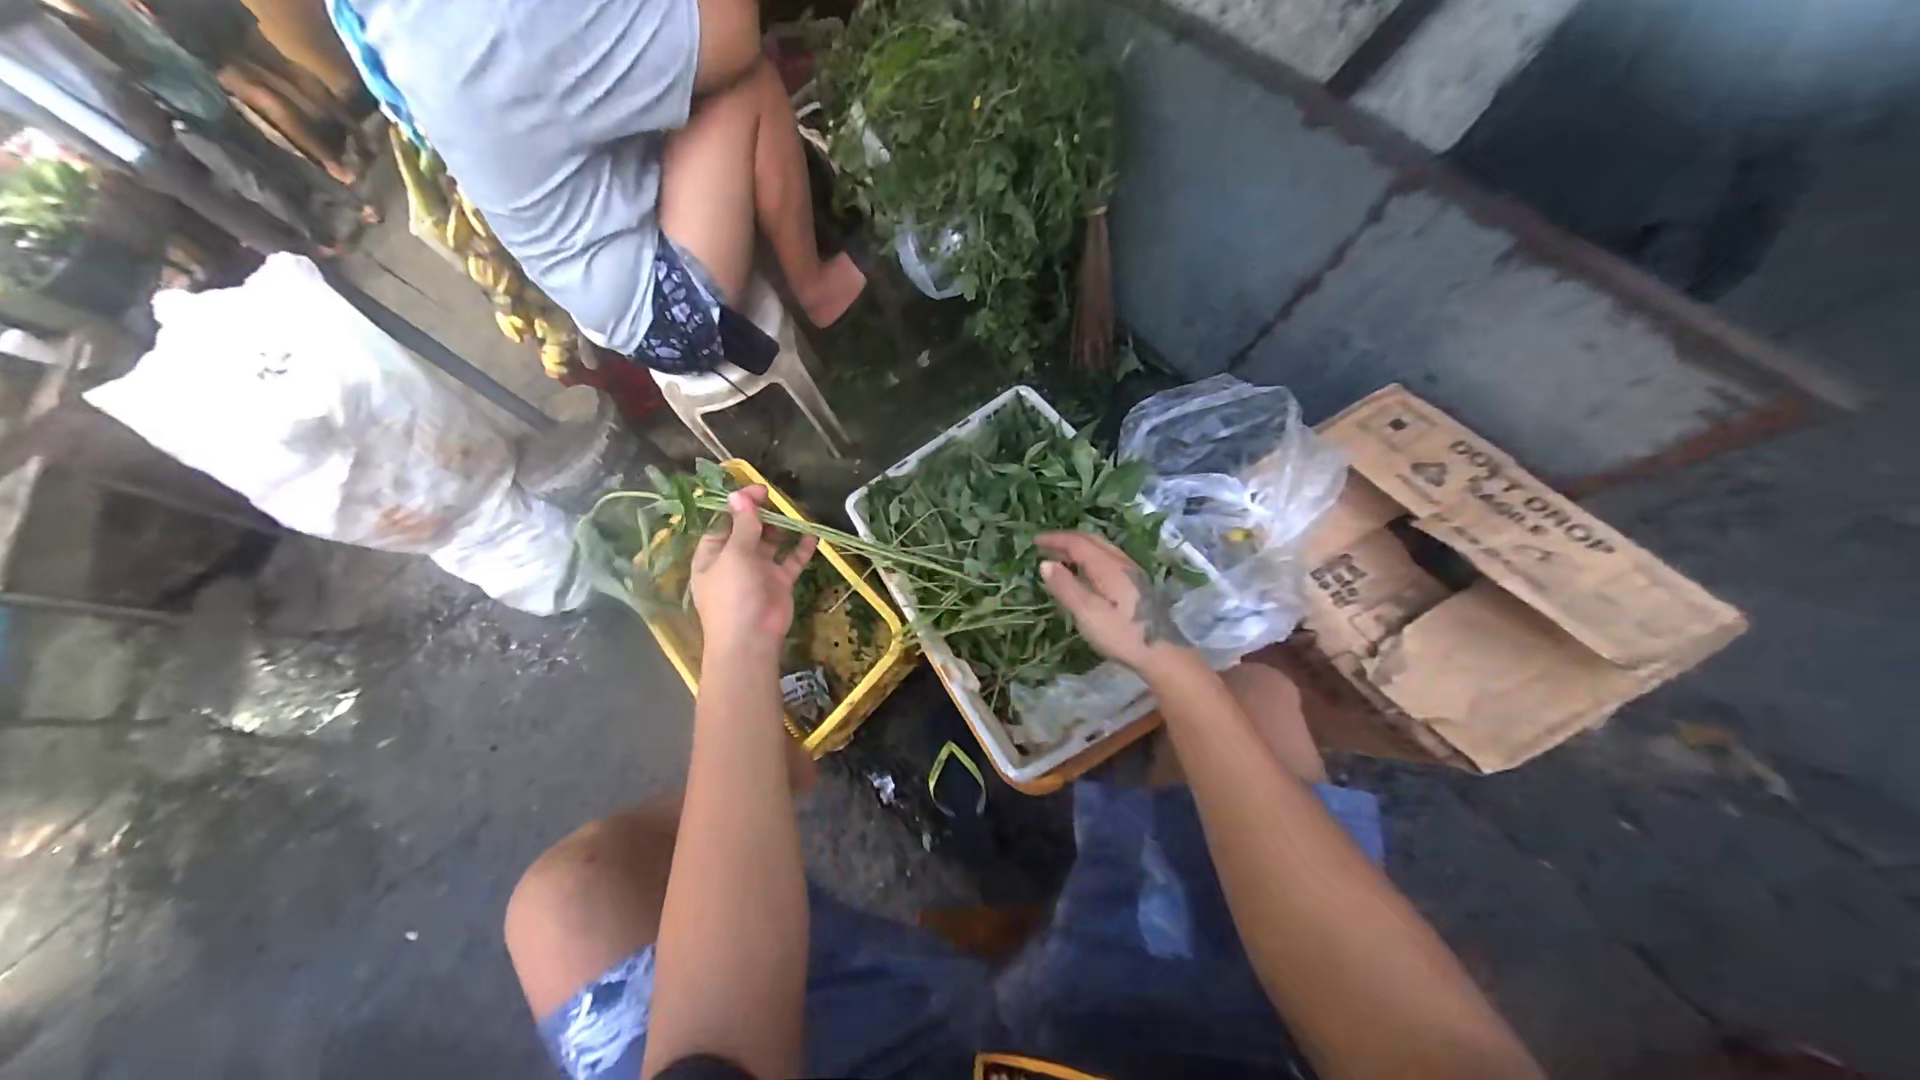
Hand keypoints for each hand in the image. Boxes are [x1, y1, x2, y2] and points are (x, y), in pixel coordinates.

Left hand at [690, 486, 817, 663]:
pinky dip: (800, 549)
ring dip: (781, 529)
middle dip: (762, 514)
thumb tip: (738, 495)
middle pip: (748, 530)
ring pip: (771, 543)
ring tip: (794, 513)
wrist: (750, 638)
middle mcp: (735, 560)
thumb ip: (742, 525)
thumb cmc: (733, 594)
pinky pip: (791, 561)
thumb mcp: (734, 554)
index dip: (739, 505)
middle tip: (778, 499)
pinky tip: (812, 536)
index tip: (758, 490)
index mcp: (713, 553)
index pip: (724, 522)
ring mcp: (758, 571)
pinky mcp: (779, 583)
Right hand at [1036, 531, 1198, 677]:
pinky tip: (1085, 572)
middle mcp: (1122, 562)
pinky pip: (1108, 558)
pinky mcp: (1137, 584)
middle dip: (1066, 539)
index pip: (1078, 543)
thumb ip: (1066, 587)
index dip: (1055, 540)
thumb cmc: (1121, 635)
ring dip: (1079, 547)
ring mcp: (1132, 572)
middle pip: (1091, 540)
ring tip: (1060, 557)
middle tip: (1045, 546)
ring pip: (1102, 548)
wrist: (1163, 653)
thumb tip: (1046, 564)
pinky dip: (1089, 557)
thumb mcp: (1087, 613)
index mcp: (1108, 566)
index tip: (1034, 542)